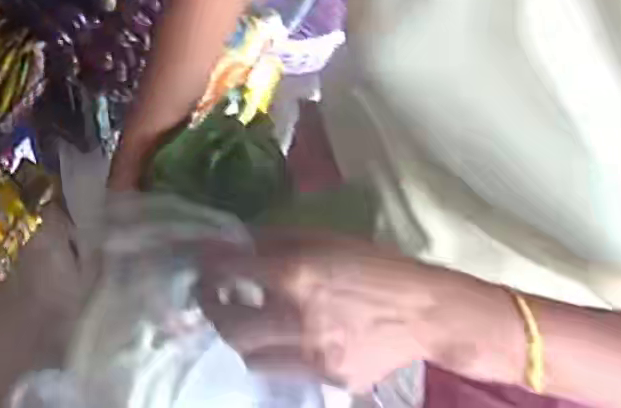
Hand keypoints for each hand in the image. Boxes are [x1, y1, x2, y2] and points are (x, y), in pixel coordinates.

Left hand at [198, 230, 520, 393]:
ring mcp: (314, 357)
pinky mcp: (331, 383)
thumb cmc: (364, 262)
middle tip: (210, 297)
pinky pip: (284, 372)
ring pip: (252, 357)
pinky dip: (272, 354)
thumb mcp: (313, 237)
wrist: (421, 310)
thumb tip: (231, 243)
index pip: (229, 273)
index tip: (198, 265)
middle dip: (213, 311)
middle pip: (231, 327)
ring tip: (240, 318)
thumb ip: (269, 241)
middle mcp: (297, 318)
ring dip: (239, 337)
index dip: (207, 269)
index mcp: (293, 274)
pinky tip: (276, 336)